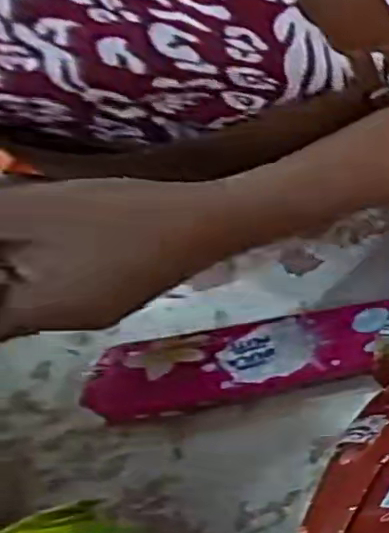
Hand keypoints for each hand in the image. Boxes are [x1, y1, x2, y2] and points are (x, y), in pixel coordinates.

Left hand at [0, 179, 242, 339]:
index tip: (5, 239)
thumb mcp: (19, 212)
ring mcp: (100, 304)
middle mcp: (69, 320)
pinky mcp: (119, 286)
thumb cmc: (123, 216)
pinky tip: (41, 230)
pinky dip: (34, 261)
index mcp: (41, 313)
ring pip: (21, 291)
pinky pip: (54, 282)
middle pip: (0, 304)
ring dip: (12, 259)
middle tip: (12, 224)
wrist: (222, 215)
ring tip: (20, 223)